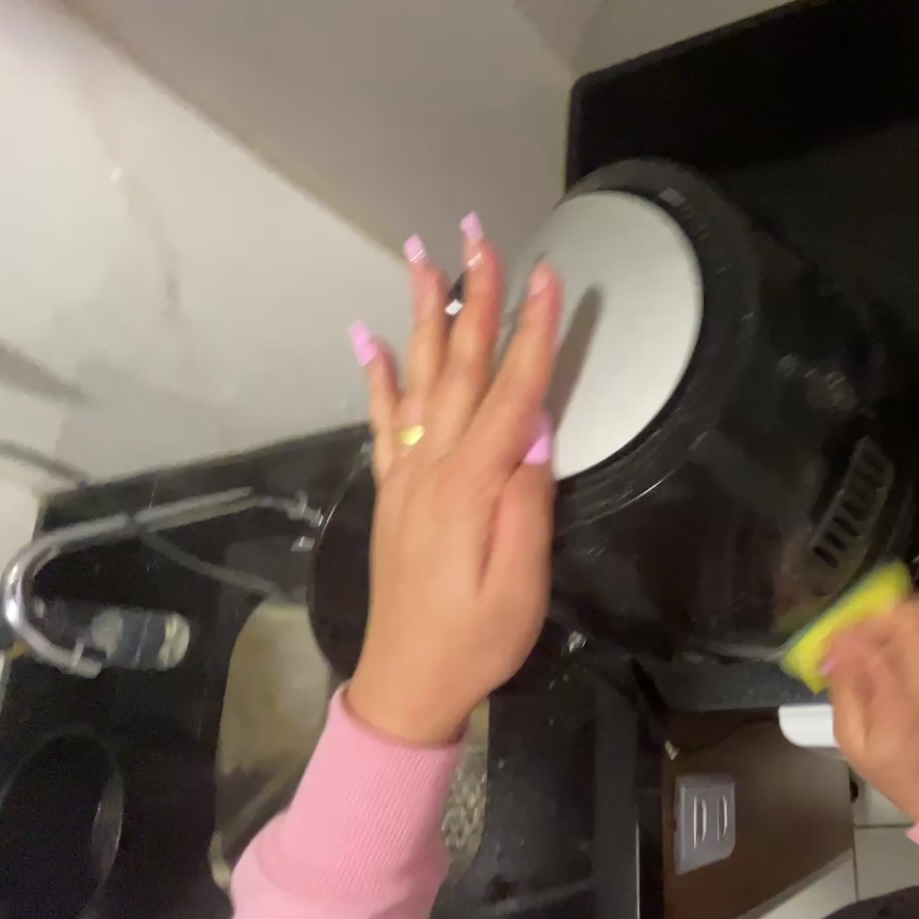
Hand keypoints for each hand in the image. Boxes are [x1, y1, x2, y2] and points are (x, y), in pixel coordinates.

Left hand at [344, 219, 559, 744]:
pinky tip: (369, 338)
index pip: (511, 395)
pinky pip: (383, 422)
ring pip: (418, 380)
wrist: (408, 682)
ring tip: (423, 258)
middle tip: (480, 235)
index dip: (534, 336)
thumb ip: (527, 507)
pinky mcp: (395, 492)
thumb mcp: (521, 586)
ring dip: (425, 317)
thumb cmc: (478, 640)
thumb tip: (538, 436)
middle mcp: (432, 468)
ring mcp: (406, 477)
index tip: (549, 279)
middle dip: (474, 299)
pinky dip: (377, 376)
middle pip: (459, 370)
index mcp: (471, 487)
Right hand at [825, 593, 918, 821]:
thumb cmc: (888, 765)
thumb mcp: (852, 739)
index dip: (847, 637)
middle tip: (849, 635)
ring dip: (883, 617)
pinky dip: (894, 623)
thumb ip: (843, 691)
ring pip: (916, 614)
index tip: (828, 644)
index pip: (875, 650)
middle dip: (871, 616)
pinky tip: (876, 643)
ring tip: (861, 638)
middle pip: (908, 616)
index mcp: (898, 701)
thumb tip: (835, 648)